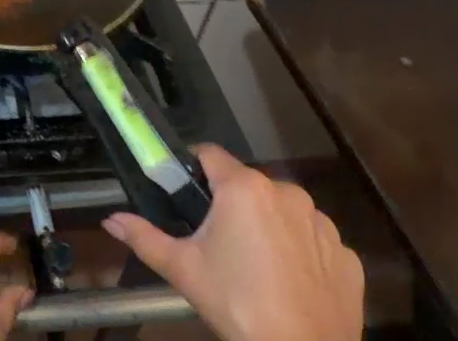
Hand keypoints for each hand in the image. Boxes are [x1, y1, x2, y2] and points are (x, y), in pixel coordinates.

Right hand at [102, 145, 362, 340]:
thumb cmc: (236, 303)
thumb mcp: (182, 270)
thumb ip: (144, 237)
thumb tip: (110, 221)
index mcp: (244, 188)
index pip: (211, 155)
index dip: (194, 169)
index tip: (186, 192)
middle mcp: (287, 193)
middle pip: (248, 186)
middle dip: (231, 206)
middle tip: (217, 242)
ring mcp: (322, 224)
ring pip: (283, 211)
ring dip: (269, 227)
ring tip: (255, 267)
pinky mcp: (347, 255)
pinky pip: (315, 241)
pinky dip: (301, 254)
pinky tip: (289, 283)